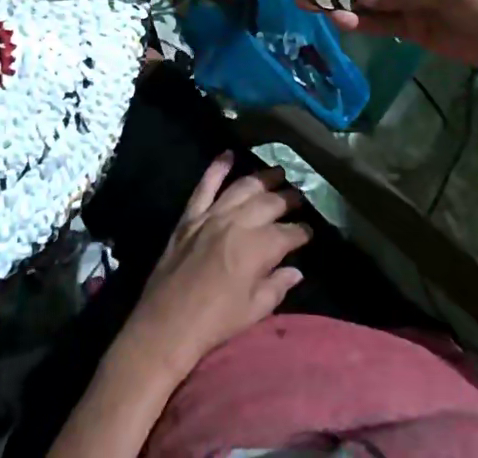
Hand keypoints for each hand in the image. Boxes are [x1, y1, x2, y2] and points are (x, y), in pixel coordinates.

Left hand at [118, 156, 309, 376]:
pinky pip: (204, 186)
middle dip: (288, 198)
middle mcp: (237, 223)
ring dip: (262, 178)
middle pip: (269, 203)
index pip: (288, 233)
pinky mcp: (190, 216)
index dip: (302, 232)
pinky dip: (216, 168)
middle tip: (299, 196)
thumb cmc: (216, 322)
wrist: (167, 324)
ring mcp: (211, 216)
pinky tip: (228, 154)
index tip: (310, 231)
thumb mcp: (254, 310)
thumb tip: (296, 271)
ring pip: (242, 188)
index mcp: (258, 248)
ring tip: (278, 172)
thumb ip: (277, 285)